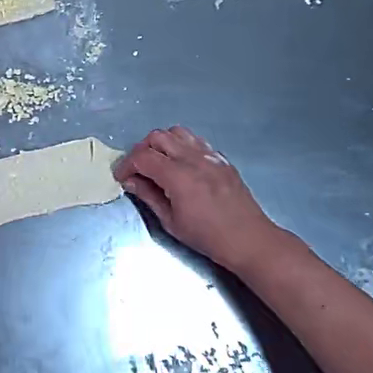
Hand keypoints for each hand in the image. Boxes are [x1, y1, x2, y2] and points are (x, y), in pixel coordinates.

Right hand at [114, 127, 293, 273]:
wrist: (250, 240)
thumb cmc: (208, 237)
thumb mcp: (171, 222)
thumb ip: (148, 195)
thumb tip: (130, 181)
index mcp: (178, 176)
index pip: (142, 157)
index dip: (126, 165)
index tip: (122, 177)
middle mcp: (193, 159)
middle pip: (157, 137)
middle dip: (141, 150)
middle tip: (138, 169)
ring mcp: (210, 156)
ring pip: (176, 132)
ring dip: (162, 143)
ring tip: (159, 162)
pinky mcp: (221, 158)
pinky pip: (195, 140)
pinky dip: (181, 146)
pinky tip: (181, 164)